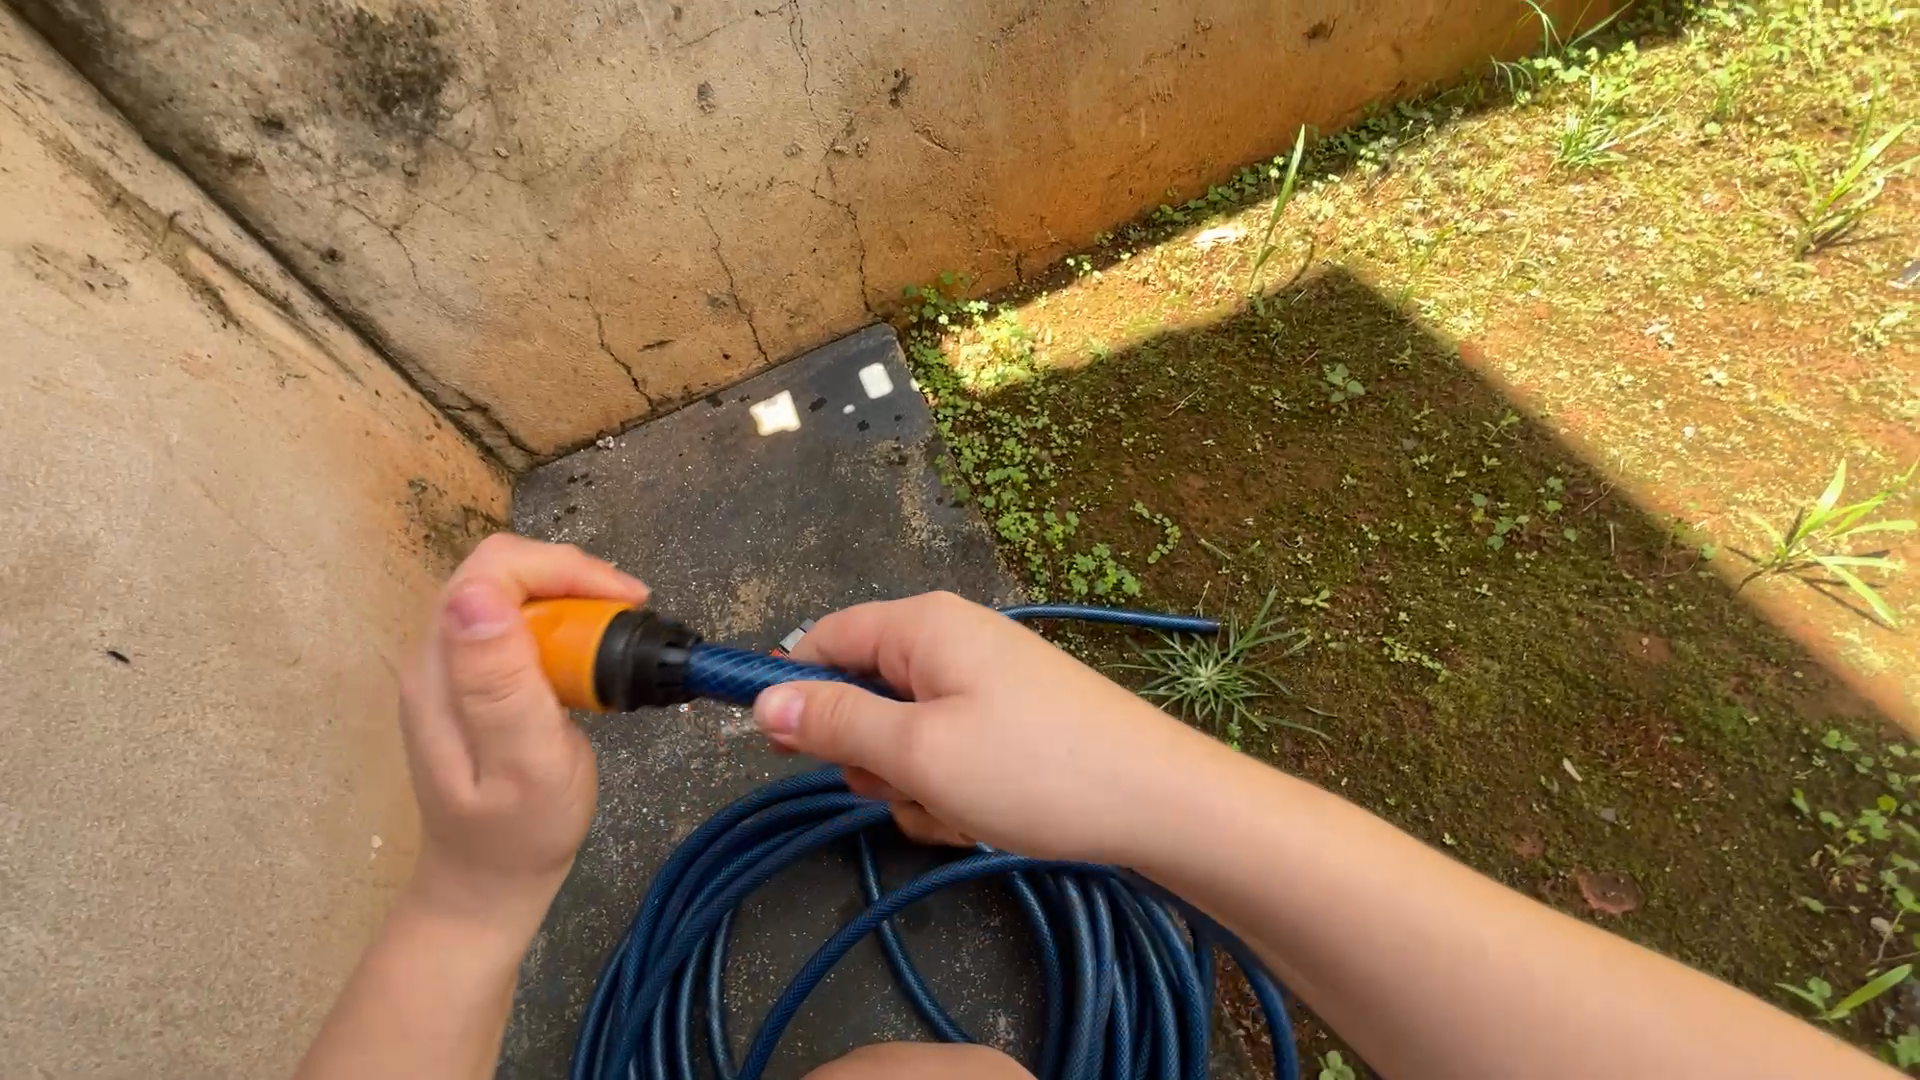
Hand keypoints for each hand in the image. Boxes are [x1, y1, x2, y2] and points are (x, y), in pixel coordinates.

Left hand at [397, 534, 648, 927]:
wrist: (491, 879)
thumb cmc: (520, 830)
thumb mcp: (522, 761)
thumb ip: (500, 683)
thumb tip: (477, 595)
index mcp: (441, 670)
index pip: (492, 570)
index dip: (562, 569)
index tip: (623, 602)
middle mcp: (437, 655)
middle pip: (502, 570)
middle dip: (572, 575)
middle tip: (628, 612)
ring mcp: (455, 665)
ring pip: (514, 589)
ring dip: (574, 594)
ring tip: (618, 629)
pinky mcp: (477, 677)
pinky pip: (523, 619)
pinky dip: (568, 619)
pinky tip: (594, 650)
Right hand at [751, 592, 1228, 864]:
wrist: (1159, 801)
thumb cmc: (1029, 767)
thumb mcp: (917, 751)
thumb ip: (835, 723)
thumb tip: (762, 700)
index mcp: (924, 624)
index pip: (825, 637)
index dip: (795, 689)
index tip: (783, 749)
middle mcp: (952, 639)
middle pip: (866, 691)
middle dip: (872, 753)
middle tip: (904, 785)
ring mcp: (986, 680)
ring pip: (907, 733)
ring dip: (915, 781)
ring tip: (959, 806)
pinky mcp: (1011, 718)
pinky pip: (950, 748)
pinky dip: (953, 787)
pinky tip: (987, 814)